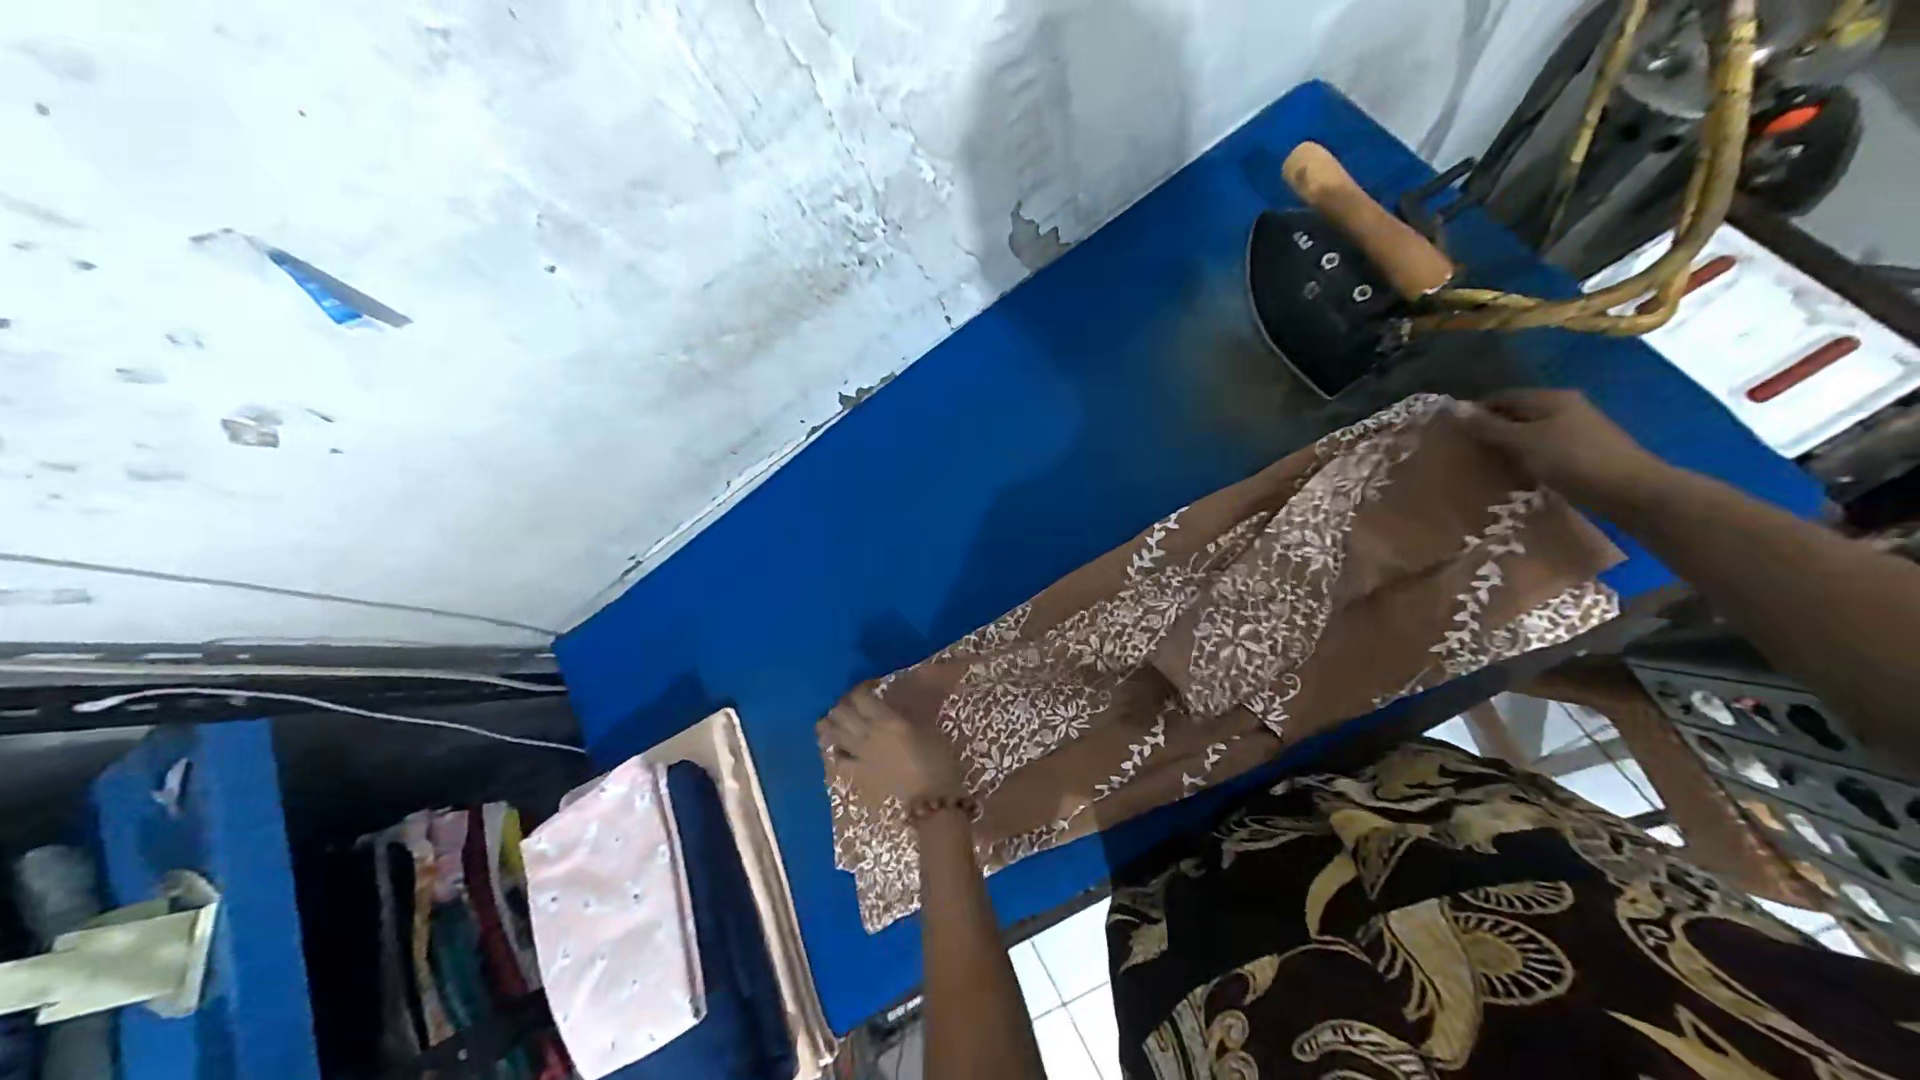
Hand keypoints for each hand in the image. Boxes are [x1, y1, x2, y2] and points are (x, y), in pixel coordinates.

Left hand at [820, 685, 963, 804]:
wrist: (931, 795)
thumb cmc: (936, 756)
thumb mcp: (925, 725)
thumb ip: (904, 712)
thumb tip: (892, 703)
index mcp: (885, 719)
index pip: (860, 696)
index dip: (861, 688)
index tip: (870, 687)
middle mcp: (867, 734)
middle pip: (841, 712)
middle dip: (842, 704)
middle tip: (852, 703)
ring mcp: (860, 755)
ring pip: (833, 734)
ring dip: (830, 724)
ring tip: (834, 721)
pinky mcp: (859, 774)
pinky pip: (839, 760)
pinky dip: (836, 751)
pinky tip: (839, 747)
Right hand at [1456, 389, 1672, 512]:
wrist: (1629, 489)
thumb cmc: (1572, 459)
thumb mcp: (1523, 441)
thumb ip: (1489, 426)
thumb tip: (1455, 408)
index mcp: (1550, 398)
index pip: (1502, 396)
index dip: (1476, 411)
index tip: (1453, 432)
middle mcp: (1564, 407)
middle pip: (1516, 413)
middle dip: (1490, 428)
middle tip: (1464, 449)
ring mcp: (1574, 429)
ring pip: (1528, 432)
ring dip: (1506, 444)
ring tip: (1484, 462)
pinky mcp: (1579, 450)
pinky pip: (1541, 447)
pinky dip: (1523, 456)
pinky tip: (1512, 471)